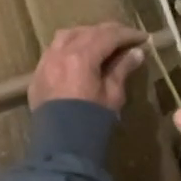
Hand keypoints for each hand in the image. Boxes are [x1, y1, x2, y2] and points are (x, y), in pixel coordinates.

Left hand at [28, 23, 147, 112]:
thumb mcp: (112, 95)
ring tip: (101, 43)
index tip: (143, 38)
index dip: (127, 35)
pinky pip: (53, 51)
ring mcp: (45, 63)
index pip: (108, 36)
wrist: (61, 148)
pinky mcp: (38, 75)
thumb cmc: (91, 121)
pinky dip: (69, 47)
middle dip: (108, 32)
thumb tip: (136, 53)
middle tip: (125, 38)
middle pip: (87, 32)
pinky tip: (79, 56)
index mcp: (81, 58)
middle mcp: (60, 54)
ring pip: (66, 36)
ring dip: (86, 35)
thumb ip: (122, 69)